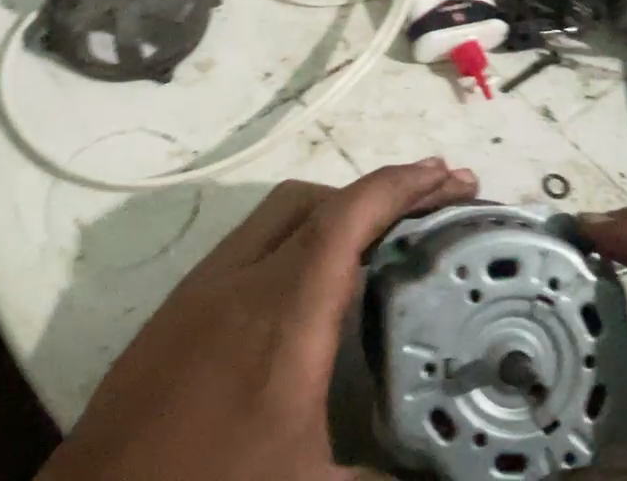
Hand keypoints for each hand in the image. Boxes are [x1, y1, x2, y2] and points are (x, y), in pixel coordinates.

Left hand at [39, 158, 479, 480]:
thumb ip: (381, 473)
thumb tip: (441, 473)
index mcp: (284, 317)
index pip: (345, 222)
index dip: (397, 187)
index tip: (445, 176)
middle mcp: (242, 281)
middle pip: (314, 201)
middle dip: (375, 190)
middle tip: (429, 202)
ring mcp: (205, 285)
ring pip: (278, 214)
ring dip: (334, 208)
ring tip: (381, 231)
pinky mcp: (181, 302)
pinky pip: (250, 242)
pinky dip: (296, 235)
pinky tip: (312, 274)